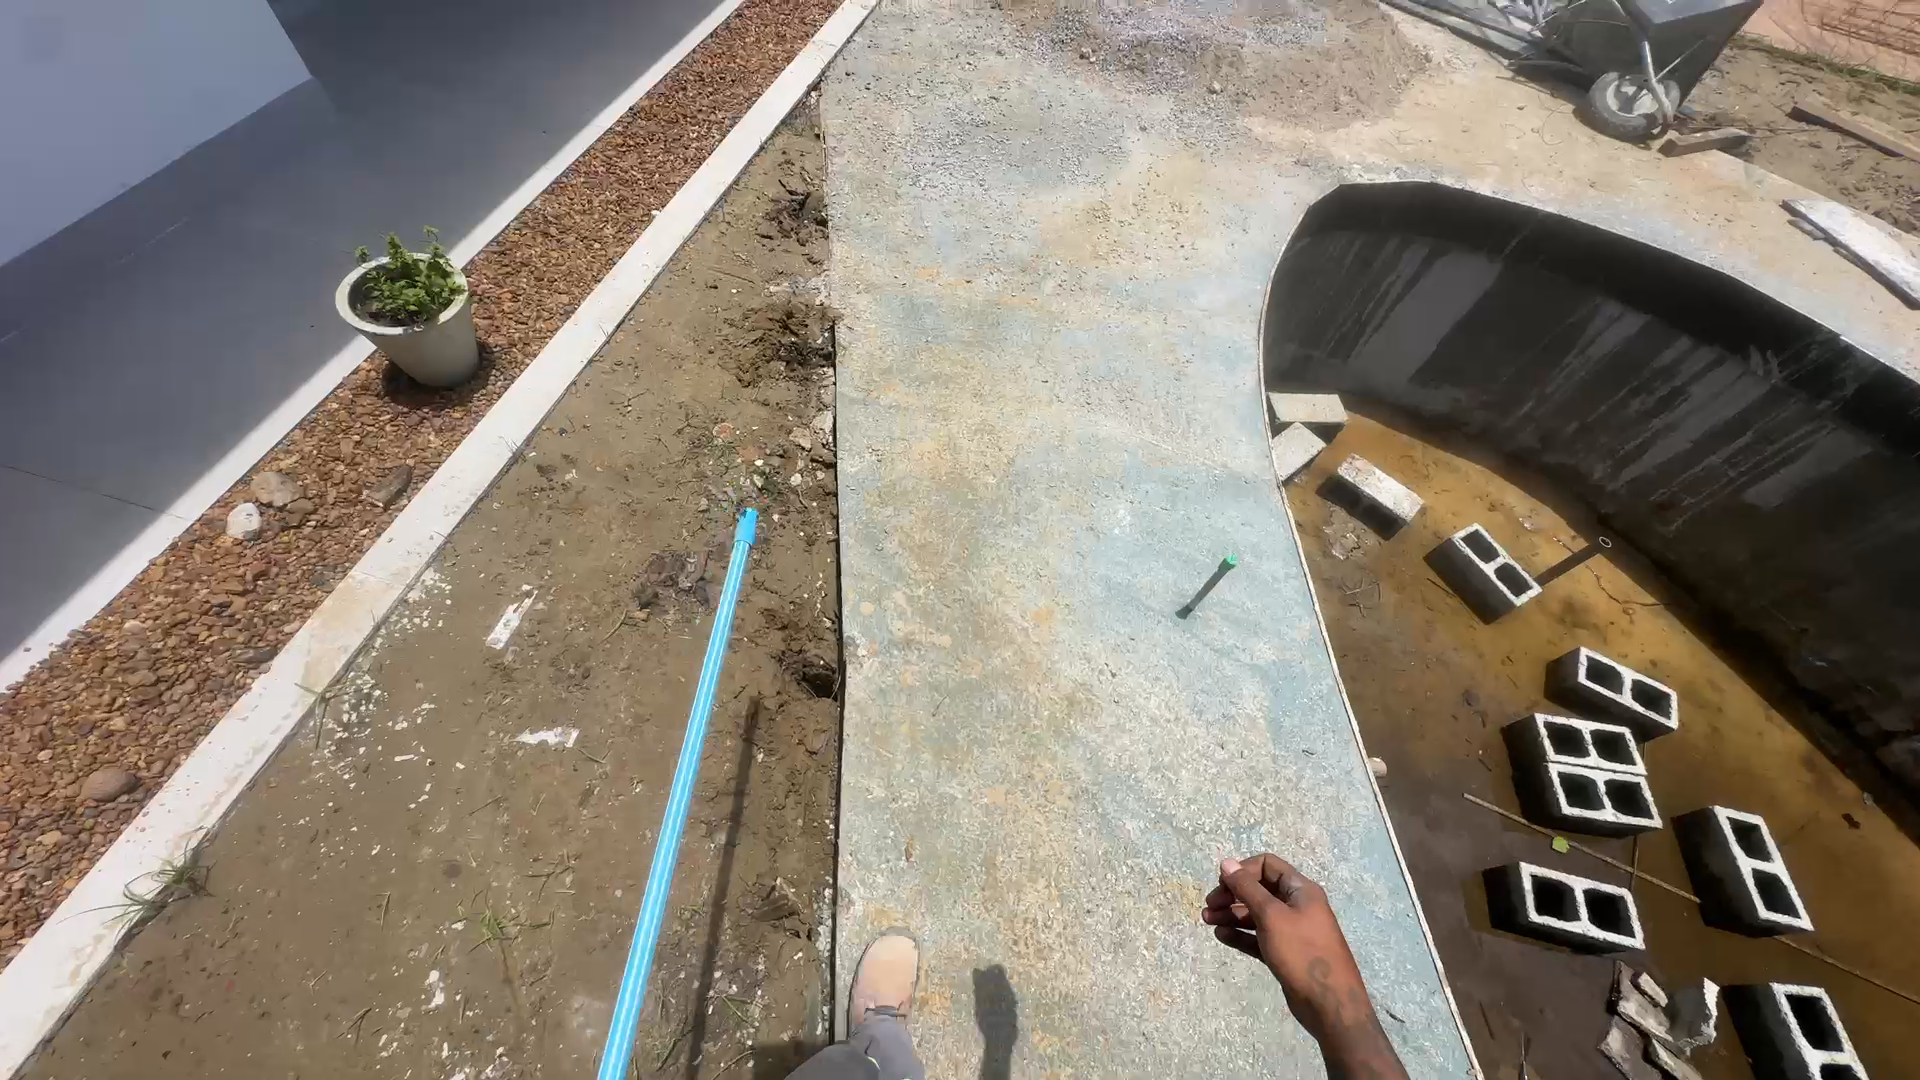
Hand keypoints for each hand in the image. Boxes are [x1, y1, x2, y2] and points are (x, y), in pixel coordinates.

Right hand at [1201, 854, 1407, 1079]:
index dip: (1242, 870)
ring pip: (1256, 914)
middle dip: (1232, 894)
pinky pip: (1259, 937)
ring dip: (1231, 914)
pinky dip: (1241, 934)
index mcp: (1300, 890)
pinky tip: (1222, 936)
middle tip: (1210, 905)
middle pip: (1258, 890)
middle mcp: (1297, 906)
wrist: (1331, 1008)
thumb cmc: (1301, 952)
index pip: (1266, 865)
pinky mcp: (1286, 953)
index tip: (1222, 884)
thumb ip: (1246, 887)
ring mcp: (1292, 931)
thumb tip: (1226, 862)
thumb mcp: (1271, 915)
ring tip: (1207, 921)